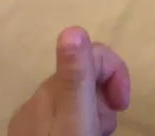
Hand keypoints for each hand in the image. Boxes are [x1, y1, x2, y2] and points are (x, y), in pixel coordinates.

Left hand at [8, 27, 132, 135]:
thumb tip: (71, 27)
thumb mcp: (76, 118)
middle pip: (83, 78)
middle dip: (104, 98)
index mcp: (49, 89)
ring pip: (74, 101)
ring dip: (93, 115)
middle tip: (108, 128)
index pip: (92, 54)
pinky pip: (60, 122)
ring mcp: (29, 123)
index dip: (116, 72)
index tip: (124, 103)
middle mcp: (36, 99)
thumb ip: (75, 75)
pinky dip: (77, 128)